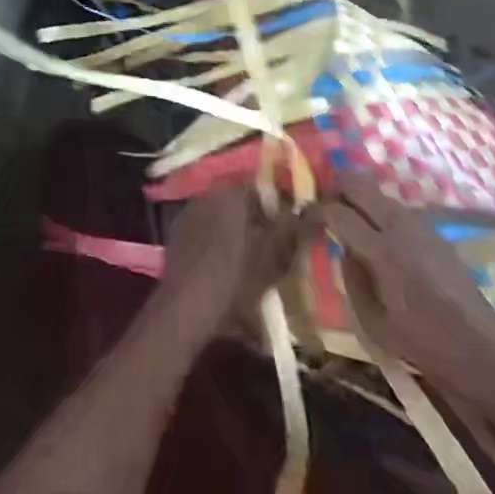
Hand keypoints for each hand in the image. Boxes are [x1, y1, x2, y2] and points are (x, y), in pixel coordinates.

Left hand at [159, 186, 301, 325]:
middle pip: (243, 203)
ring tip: (252, 261)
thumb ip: (297, 226)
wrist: (188, 304)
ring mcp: (189, 212)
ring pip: (224, 216)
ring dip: (239, 231)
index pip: (265, 189)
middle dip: (260, 221)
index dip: (282, 210)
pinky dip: (218, 241)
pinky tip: (225, 265)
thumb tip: (317, 206)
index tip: (293, 234)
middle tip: (275, 250)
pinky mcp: (177, 232)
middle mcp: (207, 193)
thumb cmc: (238, 275)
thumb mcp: (277, 253)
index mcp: (232, 191)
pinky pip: (207, 229)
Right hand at [317, 171, 494, 387]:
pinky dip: (379, 213)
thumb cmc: (422, 342)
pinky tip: (378, 238)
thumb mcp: (371, 320)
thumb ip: (351, 276)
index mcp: (383, 252)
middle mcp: (401, 228)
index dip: (316, 211)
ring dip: (359, 200)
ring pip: (378, 192)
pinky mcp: (435, 232)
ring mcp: (421, 226)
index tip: (305, 218)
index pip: (337, 212)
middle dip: (335, 189)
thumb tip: (344, 249)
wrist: (481, 349)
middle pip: (358, 183)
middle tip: (325, 208)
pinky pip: (397, 209)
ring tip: (349, 223)